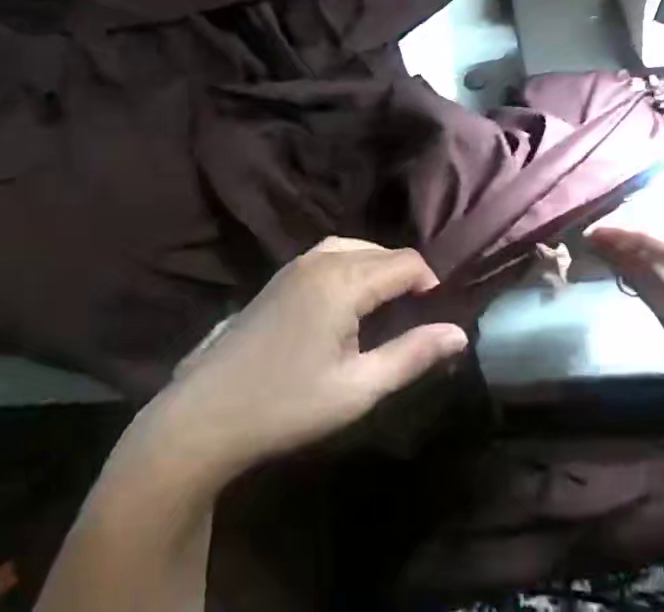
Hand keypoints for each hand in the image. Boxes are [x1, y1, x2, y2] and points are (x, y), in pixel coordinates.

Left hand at [142, 237, 469, 483]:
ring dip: (378, 269)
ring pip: (354, 248)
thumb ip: (412, 355)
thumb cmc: (287, 405)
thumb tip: (459, 333)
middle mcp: (320, 260)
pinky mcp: (278, 278)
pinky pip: (329, 256)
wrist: (204, 415)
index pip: (406, 262)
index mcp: (343, 281)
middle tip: (415, 319)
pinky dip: (352, 268)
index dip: (430, 285)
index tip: (436, 318)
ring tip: (387, 309)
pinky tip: (349, 304)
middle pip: (381, 251)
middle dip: (406, 277)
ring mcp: (294, 266)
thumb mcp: (358, 388)